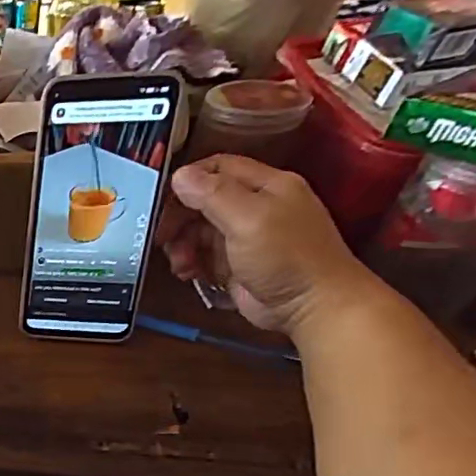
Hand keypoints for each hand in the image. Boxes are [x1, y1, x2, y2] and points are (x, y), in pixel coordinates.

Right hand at [161, 155, 370, 334]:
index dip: (188, 179)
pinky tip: (187, 274)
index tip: (162, 199)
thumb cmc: (285, 256)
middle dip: (180, 218)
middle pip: (205, 201)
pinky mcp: (237, 268)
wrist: (313, 308)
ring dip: (182, 244)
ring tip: (179, 263)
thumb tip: (179, 175)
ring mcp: (245, 239)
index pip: (218, 168)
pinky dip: (192, 263)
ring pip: (201, 231)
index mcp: (265, 185)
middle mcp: (255, 207)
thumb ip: (213, 194)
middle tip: (162, 236)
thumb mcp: (249, 218)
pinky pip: (205, 258)